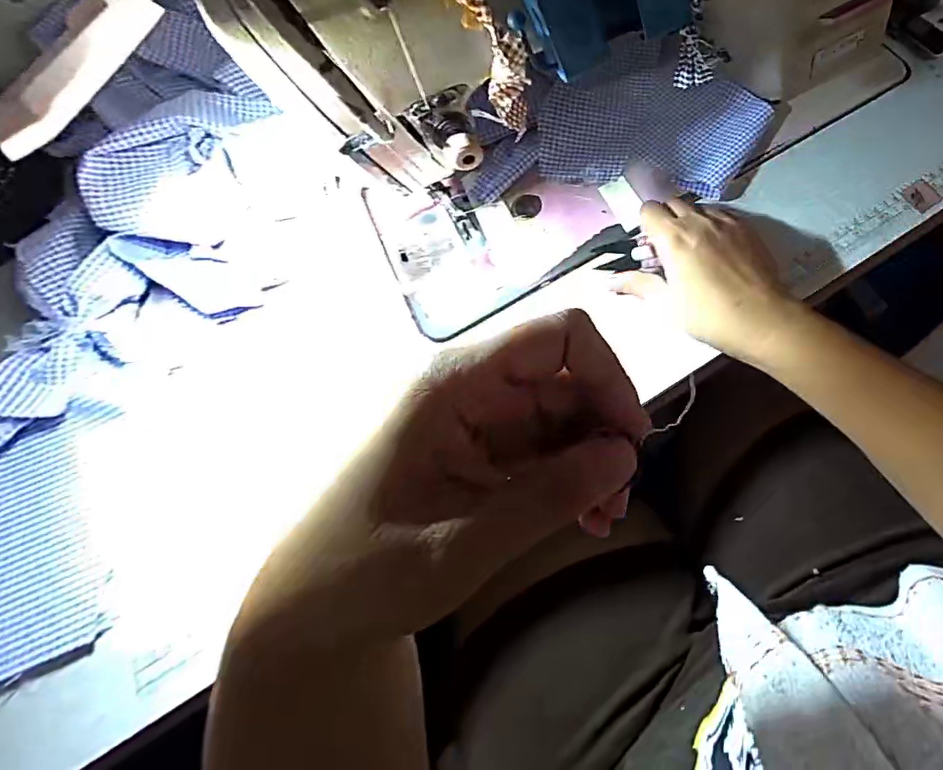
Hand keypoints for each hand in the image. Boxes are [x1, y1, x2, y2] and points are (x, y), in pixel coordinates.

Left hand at [245, 310, 646, 643]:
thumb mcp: (461, 545)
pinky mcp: (482, 446)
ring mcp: (477, 415)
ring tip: (604, 518)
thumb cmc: (368, 572)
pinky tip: (585, 517)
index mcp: (456, 383)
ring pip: (563, 412)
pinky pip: (545, 444)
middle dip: (604, 429)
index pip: (556, 336)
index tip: (630, 437)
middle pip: (566, 376)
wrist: (312, 605)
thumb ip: (547, 498)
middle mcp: (471, 386)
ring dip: (594, 457)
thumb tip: (625, 456)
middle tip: (619, 497)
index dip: (606, 373)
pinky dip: (574, 474)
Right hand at [617, 199, 808, 363]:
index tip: (648, 245)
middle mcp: (697, 221)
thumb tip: (609, 282)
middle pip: (672, 203)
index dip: (644, 225)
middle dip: (665, 219)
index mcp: (672, 237)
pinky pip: (723, 215)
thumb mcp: (667, 305)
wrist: (763, 319)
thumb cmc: (709, 316)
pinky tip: (718, 248)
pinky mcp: (747, 228)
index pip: (649, 210)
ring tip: (694, 247)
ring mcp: (725, 222)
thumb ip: (638, 286)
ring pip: (698, 208)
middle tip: (667, 248)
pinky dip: (714, 224)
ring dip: (690, 220)